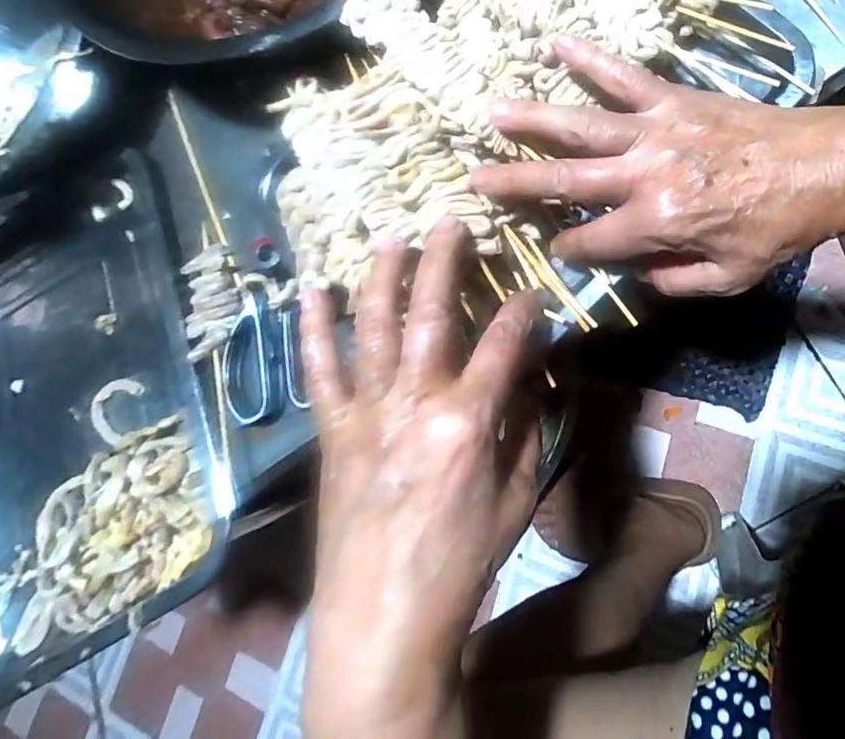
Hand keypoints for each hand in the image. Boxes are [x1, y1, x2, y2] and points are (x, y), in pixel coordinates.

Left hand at [300, 218, 542, 738]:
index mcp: (470, 419)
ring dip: (383, 278)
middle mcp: (417, 402)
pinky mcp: (332, 433)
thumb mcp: (516, 494)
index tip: (532, 293)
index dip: (523, 309)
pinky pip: (319, 373)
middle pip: (433, 315)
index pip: (505, 341)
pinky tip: (312, 291)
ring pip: (373, 329)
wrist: (384, 619)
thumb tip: (528, 376)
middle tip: (452, 223)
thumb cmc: (463, 560)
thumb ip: (524, 426)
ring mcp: (367, 414)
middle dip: (445, 262)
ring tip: (391, 239)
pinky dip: (313, 329)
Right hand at [472, 37, 844, 295]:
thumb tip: (635, 272)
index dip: (570, 251)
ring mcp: (656, 130)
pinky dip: (589, 57)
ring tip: (491, 112)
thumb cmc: (777, 226)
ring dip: (532, 119)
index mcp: (657, 223)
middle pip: (566, 182)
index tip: (558, 249)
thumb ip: (674, 281)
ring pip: (581, 124)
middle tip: (475, 179)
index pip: (592, 243)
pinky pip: (625, 75)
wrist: (820, 165)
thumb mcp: (730, 278)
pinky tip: (555, 41)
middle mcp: (644, 174)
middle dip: (516, 183)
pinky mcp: (673, 99)